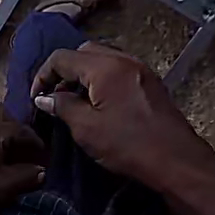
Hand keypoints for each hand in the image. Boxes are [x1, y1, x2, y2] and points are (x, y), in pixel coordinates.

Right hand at [30, 43, 214, 193]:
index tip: (36, 97)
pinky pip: (118, 71)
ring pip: (102, 60)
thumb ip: (62, 106)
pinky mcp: (150, 83)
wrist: (177, 161)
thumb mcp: (86, 129)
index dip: (43, 75)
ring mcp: (140, 70)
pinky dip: (101, 80)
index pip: (62, 57)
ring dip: (83, 76)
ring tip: (74, 103)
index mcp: (105, 67)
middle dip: (64, 71)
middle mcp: (124, 60)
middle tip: (54, 97)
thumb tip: (46, 97)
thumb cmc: (129, 145)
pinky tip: (98, 105)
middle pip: (83, 53)